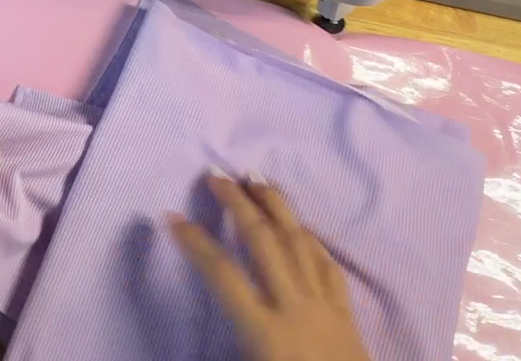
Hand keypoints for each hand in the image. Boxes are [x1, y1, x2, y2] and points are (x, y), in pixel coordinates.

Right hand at [171, 174, 369, 360]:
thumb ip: (228, 346)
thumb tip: (205, 329)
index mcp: (265, 334)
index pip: (222, 274)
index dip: (195, 243)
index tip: (173, 217)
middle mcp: (294, 309)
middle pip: (263, 241)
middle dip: (237, 203)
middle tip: (216, 175)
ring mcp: (325, 308)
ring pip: (298, 242)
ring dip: (275, 206)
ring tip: (256, 178)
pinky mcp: (348, 316)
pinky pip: (328, 266)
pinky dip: (310, 240)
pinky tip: (300, 226)